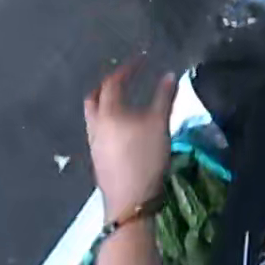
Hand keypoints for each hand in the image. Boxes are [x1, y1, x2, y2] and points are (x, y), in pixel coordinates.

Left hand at [84, 61, 177, 219]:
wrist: (130, 203)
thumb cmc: (145, 157)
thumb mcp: (159, 122)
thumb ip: (164, 96)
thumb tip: (170, 75)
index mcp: (109, 112)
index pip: (113, 82)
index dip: (126, 69)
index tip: (140, 61)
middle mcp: (96, 125)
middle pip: (94, 98)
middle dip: (107, 85)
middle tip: (124, 78)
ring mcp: (94, 144)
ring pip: (93, 116)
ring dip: (105, 103)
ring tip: (123, 100)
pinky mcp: (98, 160)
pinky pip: (97, 130)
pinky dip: (107, 120)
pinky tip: (123, 127)